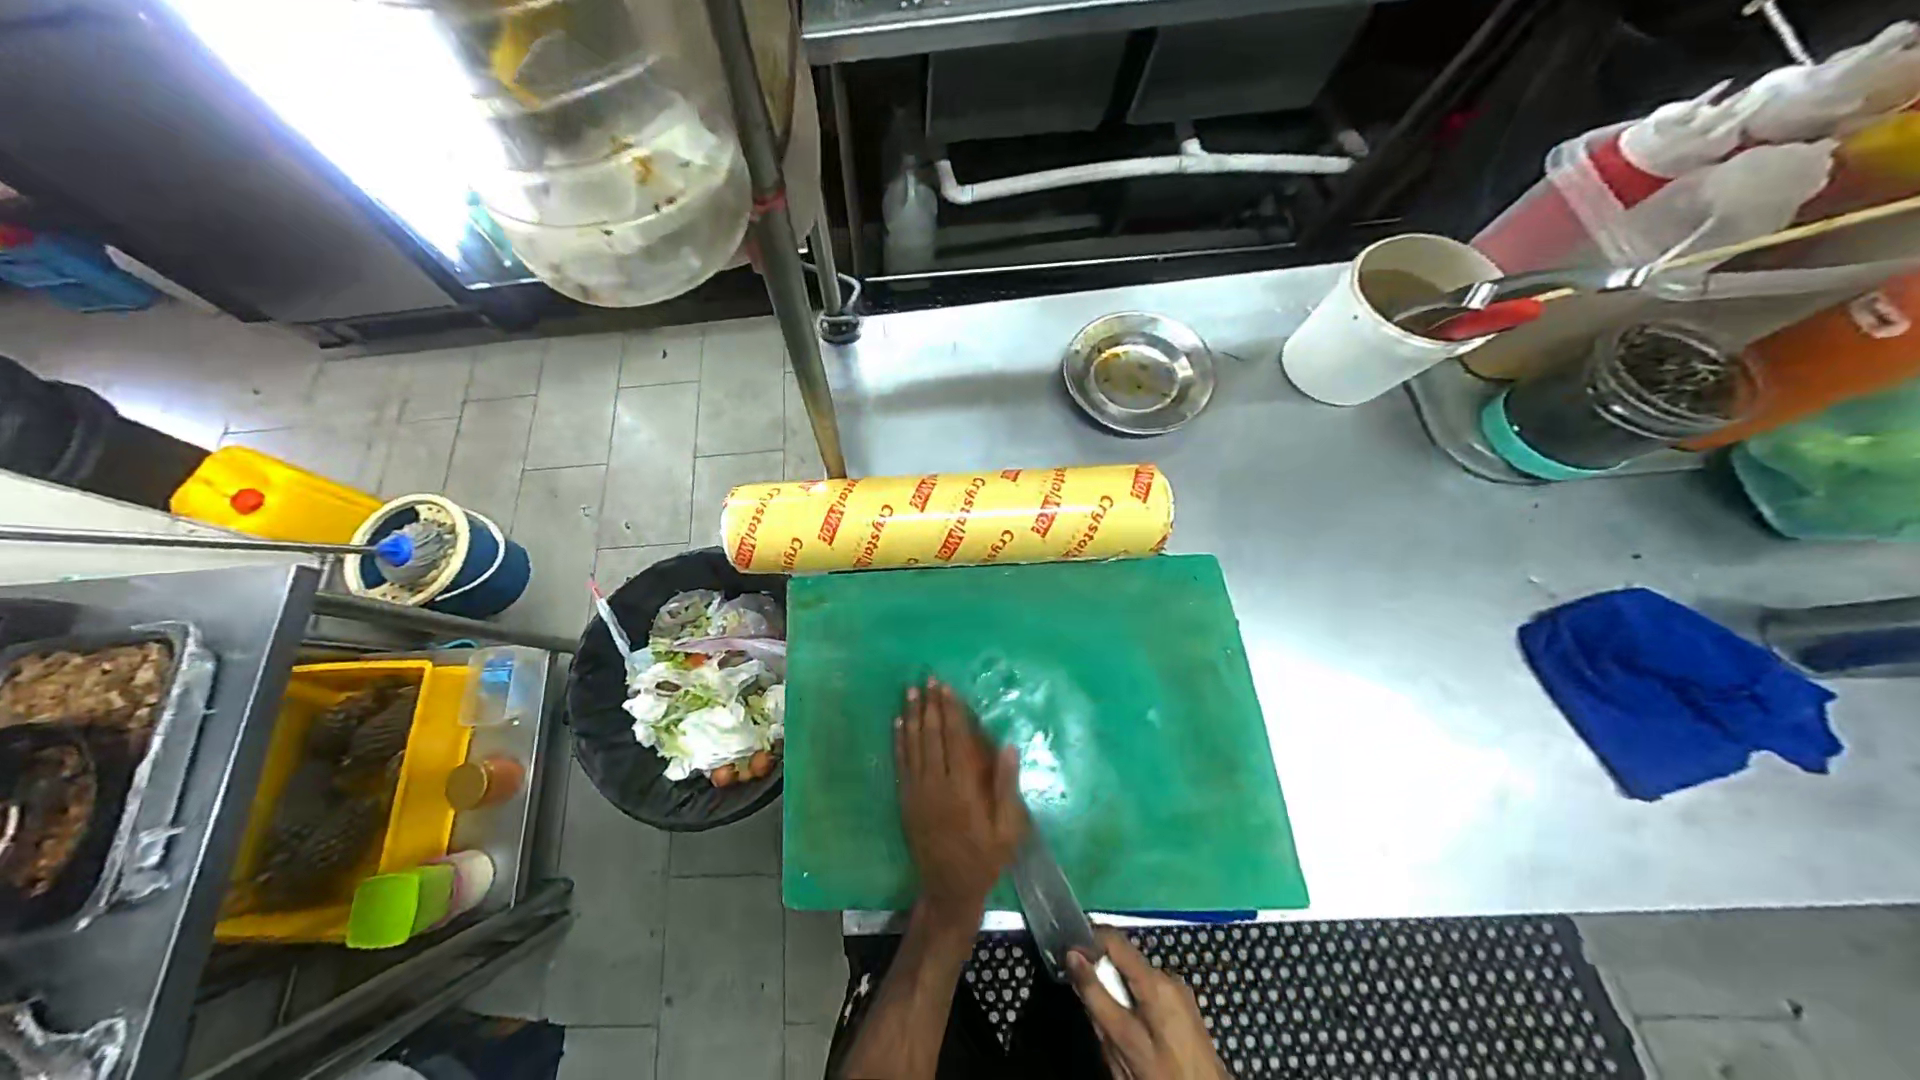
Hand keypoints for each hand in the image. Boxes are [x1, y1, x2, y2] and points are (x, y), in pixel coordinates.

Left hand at [895, 677, 1025, 921]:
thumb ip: (1007, 786)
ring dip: (911, 716)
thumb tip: (1008, 745)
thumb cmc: (986, 858)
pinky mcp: (905, 801)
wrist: (949, 889)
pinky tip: (897, 723)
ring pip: (913, 746)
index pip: (955, 740)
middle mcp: (936, 785)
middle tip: (927, 679)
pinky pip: (901, 764)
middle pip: (931, 736)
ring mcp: (917, 793)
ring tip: (910, 691)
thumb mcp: (1009, 829)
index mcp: (963, 789)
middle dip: (929, 705)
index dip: (951, 711)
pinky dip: (899, 741)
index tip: (946, 688)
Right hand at [1068, 928, 1230, 1079]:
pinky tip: (1134, 1040)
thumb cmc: (1166, 1076)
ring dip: (1118, 998)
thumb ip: (1096, 996)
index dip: (1088, 942)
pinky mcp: (1184, 1010)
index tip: (1069, 960)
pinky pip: (1149, 996)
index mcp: (1156, 981)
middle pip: (1124, 963)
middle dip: (1103, 981)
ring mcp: (1179, 994)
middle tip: (1093, 1015)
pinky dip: (1134, 1008)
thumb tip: (1072, 955)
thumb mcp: (1124, 1041)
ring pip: (1134, 982)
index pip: (1114, 939)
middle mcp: (1169, 978)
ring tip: (1115, 1037)